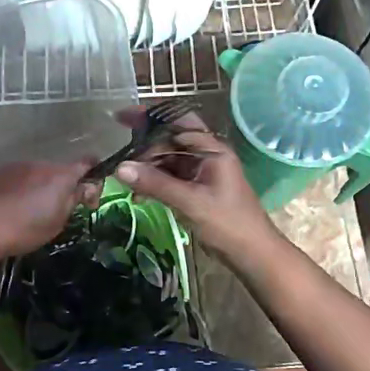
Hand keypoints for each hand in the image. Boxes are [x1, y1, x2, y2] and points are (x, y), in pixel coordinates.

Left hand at [0, 160, 89, 263]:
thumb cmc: (23, 230)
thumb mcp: (57, 222)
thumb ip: (74, 200)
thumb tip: (86, 187)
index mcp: (59, 175)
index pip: (87, 163)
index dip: (94, 178)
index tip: (88, 200)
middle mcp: (39, 163)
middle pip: (59, 171)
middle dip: (62, 188)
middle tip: (56, 213)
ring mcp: (15, 166)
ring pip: (36, 174)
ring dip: (39, 189)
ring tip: (29, 214)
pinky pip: (17, 178)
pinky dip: (20, 189)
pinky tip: (10, 209)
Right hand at [115, 113, 281, 260]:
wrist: (251, 253)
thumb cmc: (228, 223)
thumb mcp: (190, 201)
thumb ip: (155, 183)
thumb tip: (120, 167)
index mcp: (212, 149)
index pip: (177, 121)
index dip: (149, 116)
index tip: (122, 117)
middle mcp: (206, 155)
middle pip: (169, 140)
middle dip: (143, 145)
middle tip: (118, 153)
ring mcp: (200, 172)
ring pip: (166, 160)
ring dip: (146, 167)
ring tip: (124, 177)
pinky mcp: (195, 189)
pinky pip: (168, 178)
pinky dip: (153, 183)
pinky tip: (138, 195)